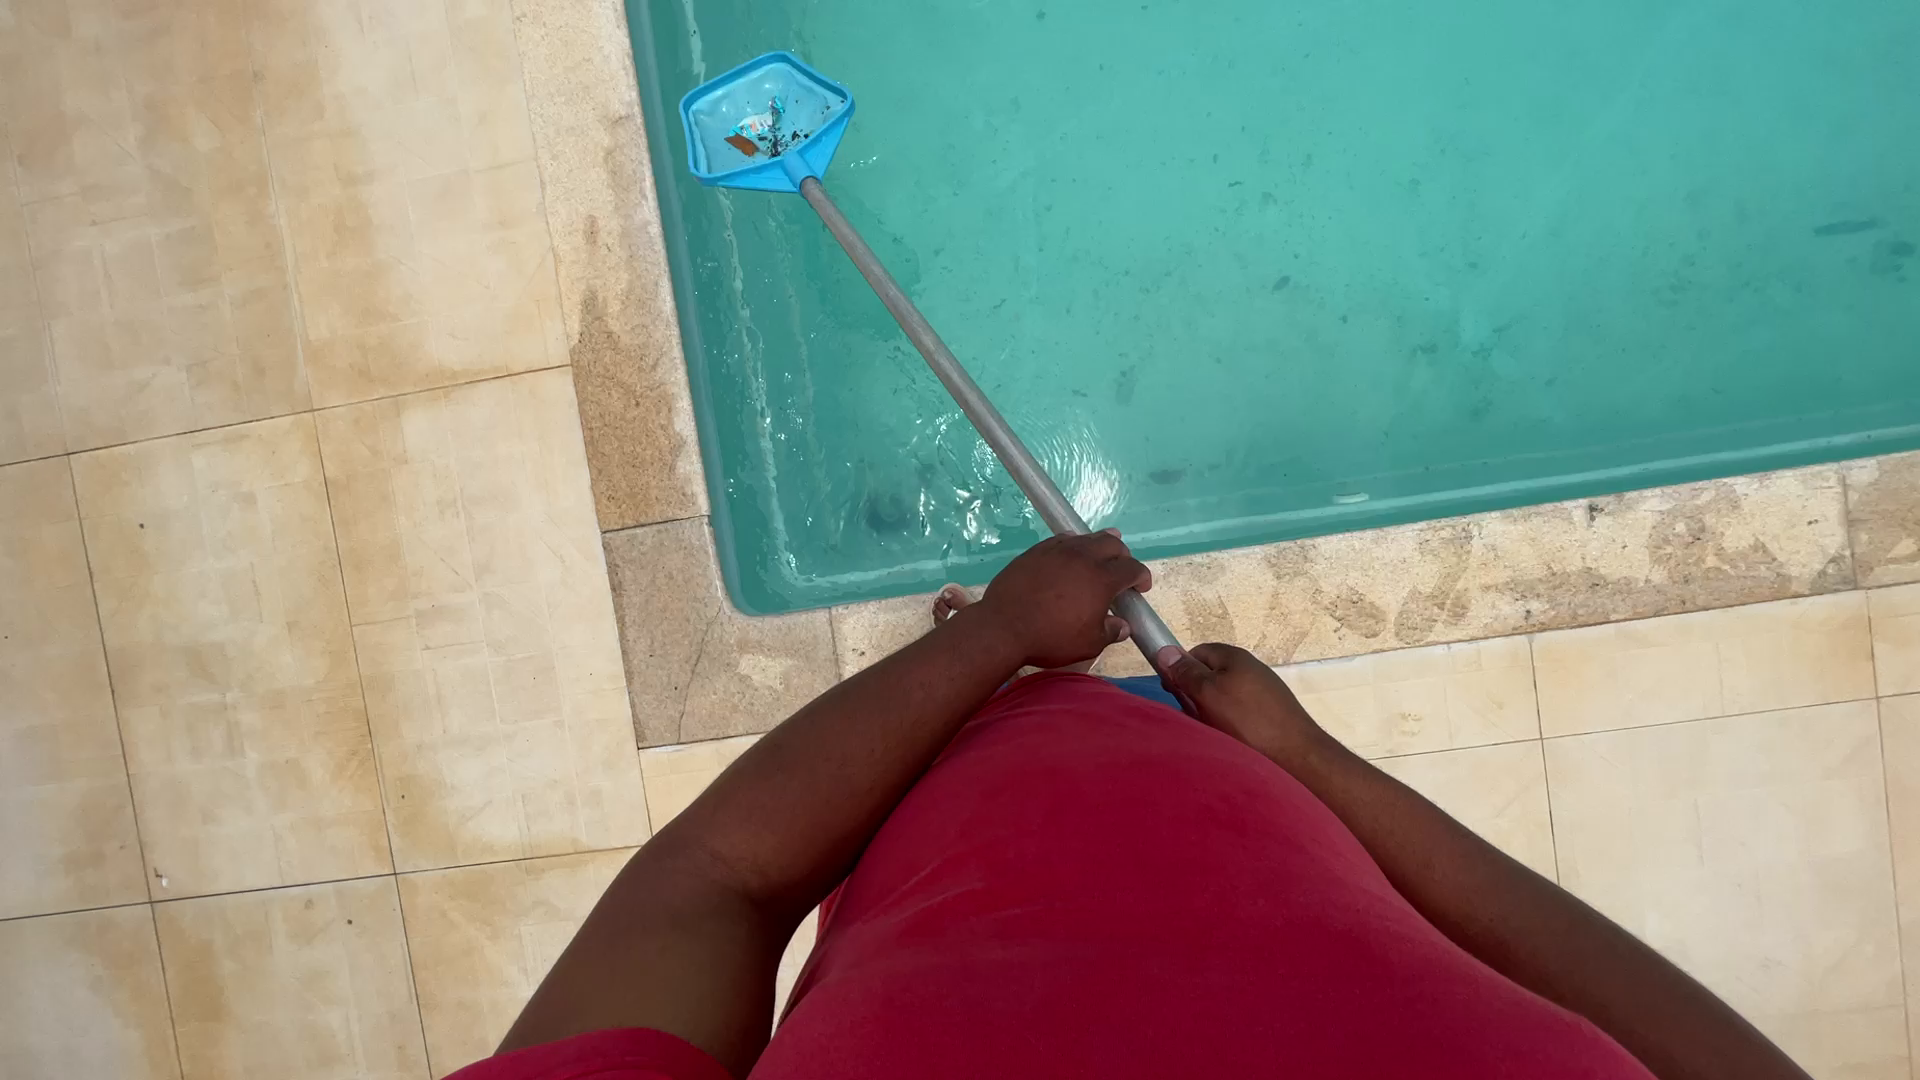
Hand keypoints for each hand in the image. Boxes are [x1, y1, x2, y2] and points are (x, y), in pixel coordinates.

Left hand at [971, 531, 1152, 668]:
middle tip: (1121, 570)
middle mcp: (1082, 557)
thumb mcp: (1089, 644)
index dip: (1141, 576)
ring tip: (1100, 554)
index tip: (1140, 588)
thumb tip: (1123, 625)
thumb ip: (1110, 632)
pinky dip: (1072, 544)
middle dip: (1123, 555)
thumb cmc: (1050, 638)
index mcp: (1102, 579)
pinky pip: (1061, 540)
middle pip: (1112, 543)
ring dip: (1098, 545)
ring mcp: (1057, 550)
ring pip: (1086, 537)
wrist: (1004, 627)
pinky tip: (1070, 553)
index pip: (1132, 568)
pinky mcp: (1035, 551)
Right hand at [1157, 643, 1338, 768]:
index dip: (1180, 670)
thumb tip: (1165, 650)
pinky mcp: (1270, 714)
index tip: (1174, 693)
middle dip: (1195, 695)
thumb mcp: (1207, 692)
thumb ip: (1185, 672)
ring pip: (1221, 698)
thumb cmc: (1246, 720)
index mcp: (1234, 656)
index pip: (1195, 652)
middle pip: (1208, 676)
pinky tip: (1230, 740)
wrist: (1298, 757)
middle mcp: (1249, 669)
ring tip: (1213, 731)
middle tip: (1195, 716)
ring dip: (1211, 713)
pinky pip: (1238, 714)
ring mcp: (1262, 691)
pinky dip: (1228, 725)